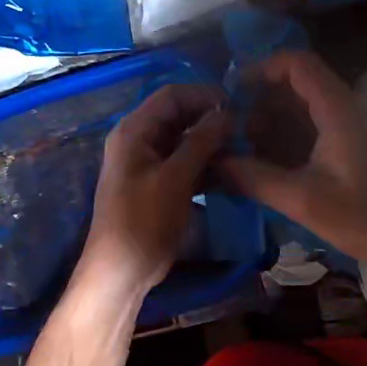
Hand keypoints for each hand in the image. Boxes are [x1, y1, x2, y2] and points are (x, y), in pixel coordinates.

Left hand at [81, 84, 228, 295]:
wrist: (121, 271)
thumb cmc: (145, 221)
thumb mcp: (176, 178)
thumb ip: (201, 141)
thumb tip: (227, 113)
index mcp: (133, 131)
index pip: (172, 95)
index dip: (204, 95)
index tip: (238, 105)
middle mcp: (137, 140)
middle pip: (177, 116)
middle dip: (209, 118)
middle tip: (245, 127)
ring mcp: (145, 163)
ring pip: (182, 140)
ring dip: (209, 141)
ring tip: (242, 147)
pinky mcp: (156, 184)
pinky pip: (182, 162)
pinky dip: (203, 162)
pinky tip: (228, 170)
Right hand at [222, 51, 366, 266]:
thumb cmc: (365, 218)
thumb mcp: (303, 200)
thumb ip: (255, 178)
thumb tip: (213, 163)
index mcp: (338, 109)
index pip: (297, 64)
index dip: (261, 69)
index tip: (231, 91)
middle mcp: (345, 110)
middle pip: (296, 85)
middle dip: (258, 101)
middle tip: (226, 126)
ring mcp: (351, 130)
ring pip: (303, 110)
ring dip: (270, 122)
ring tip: (237, 147)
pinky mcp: (352, 151)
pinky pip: (312, 131)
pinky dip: (285, 140)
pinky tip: (262, 164)